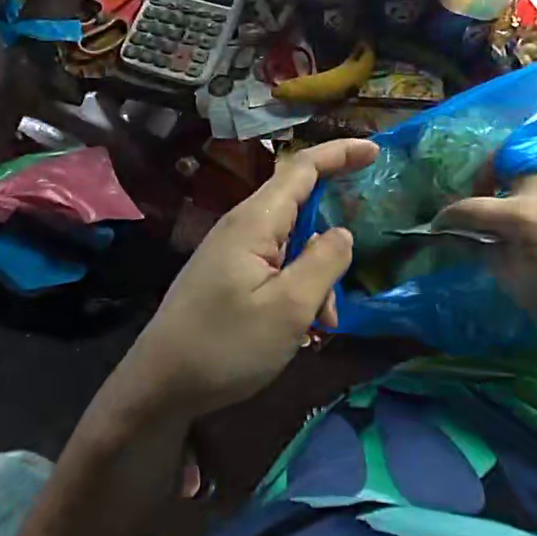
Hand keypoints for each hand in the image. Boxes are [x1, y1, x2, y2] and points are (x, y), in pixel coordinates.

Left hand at [122, 139, 378, 418]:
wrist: (161, 385)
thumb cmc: (226, 345)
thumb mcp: (289, 308)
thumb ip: (323, 263)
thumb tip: (342, 232)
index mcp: (253, 223)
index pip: (301, 169)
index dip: (339, 154)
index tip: (375, 150)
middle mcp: (240, 229)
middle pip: (299, 212)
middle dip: (330, 248)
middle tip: (340, 296)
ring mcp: (230, 254)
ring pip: (290, 250)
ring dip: (314, 283)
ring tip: (317, 329)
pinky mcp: (226, 279)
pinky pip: (273, 271)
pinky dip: (295, 294)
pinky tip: (298, 332)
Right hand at [435, 173, 536, 368]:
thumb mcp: (514, 282)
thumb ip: (485, 250)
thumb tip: (464, 236)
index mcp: (526, 213)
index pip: (473, 206)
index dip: (449, 216)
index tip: (438, 225)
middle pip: (508, 177)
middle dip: (492, 193)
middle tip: (486, 220)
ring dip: (524, 196)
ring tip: (523, 225)